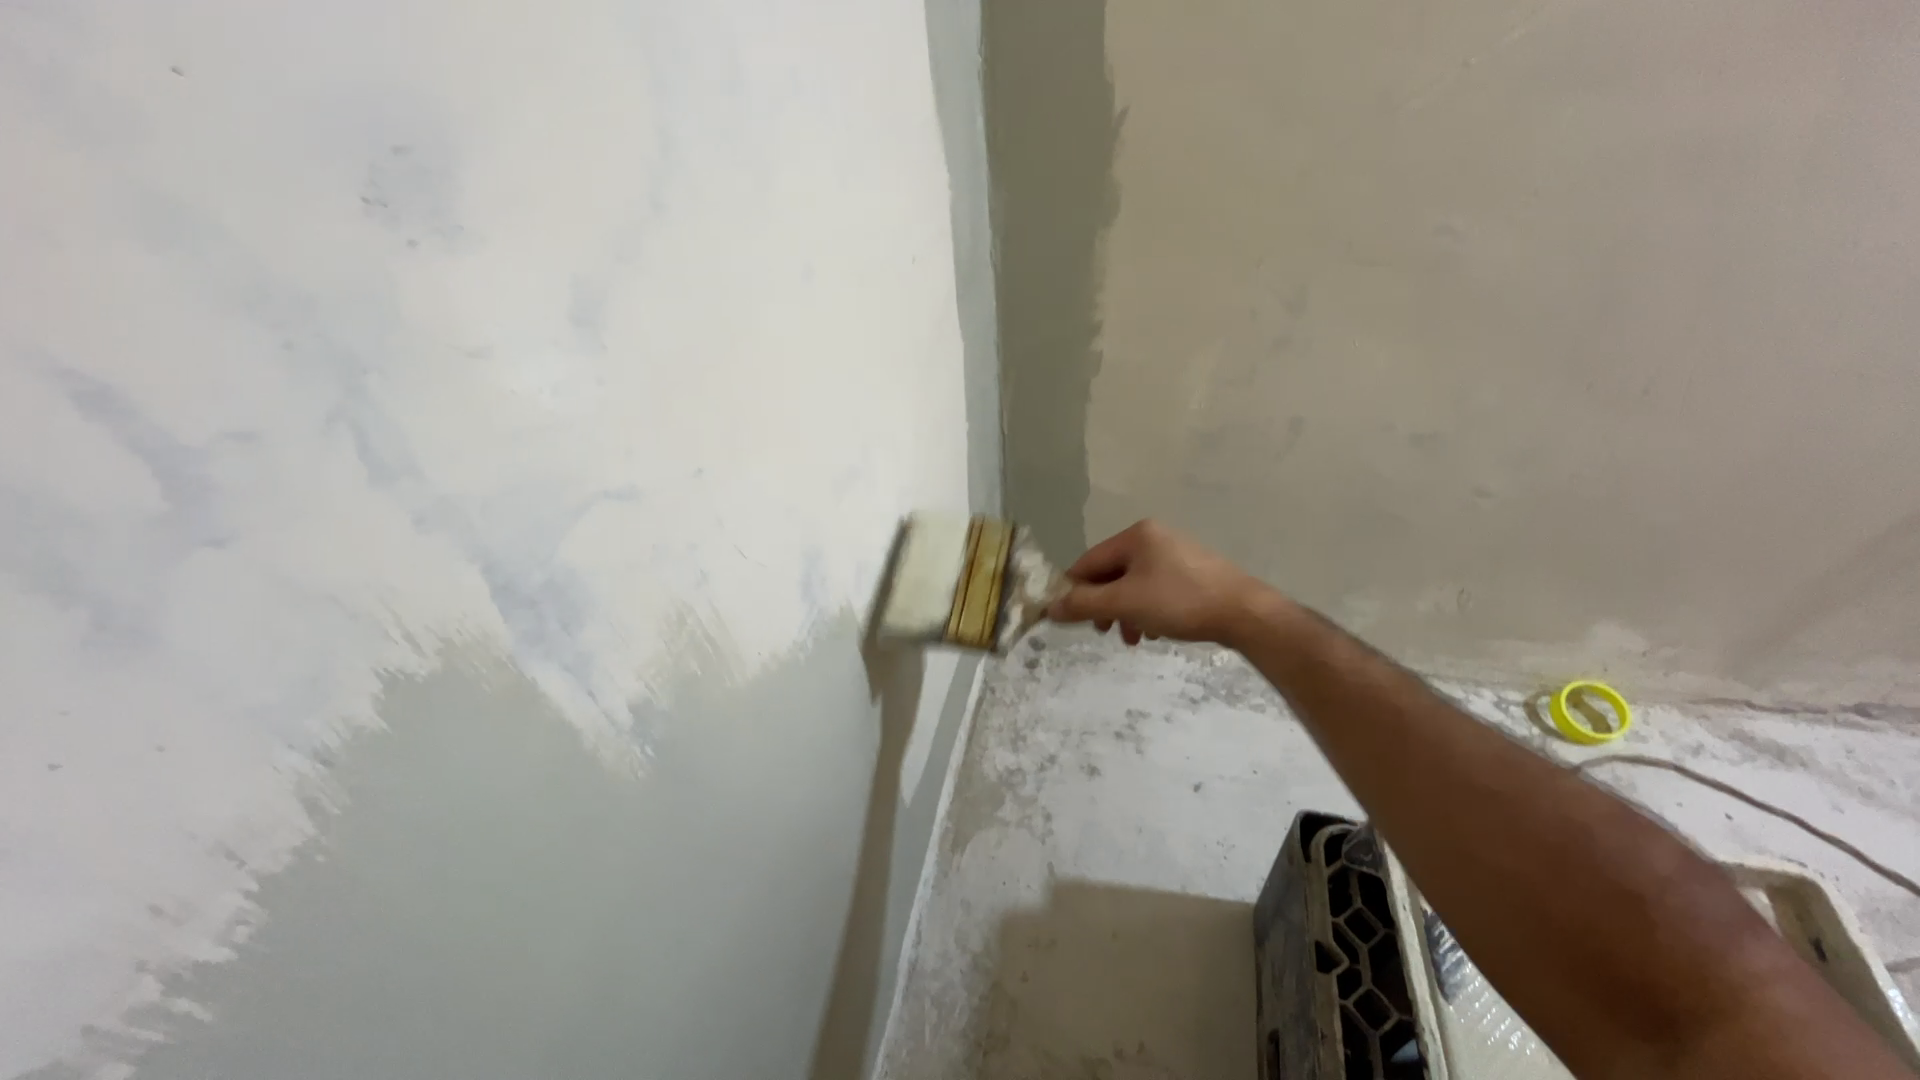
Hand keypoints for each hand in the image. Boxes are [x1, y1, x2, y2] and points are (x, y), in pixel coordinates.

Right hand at [1047, 519, 1276, 646]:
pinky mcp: (1194, 573)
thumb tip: (1049, 607)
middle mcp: (1155, 537)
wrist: (1245, 613)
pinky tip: (1157, 631)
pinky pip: (1157, 590)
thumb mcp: (1125, 603)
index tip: (1072, 620)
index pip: (1089, 562)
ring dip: (1127, 613)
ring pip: (1135, 585)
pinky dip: (1149, 610)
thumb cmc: (1180, 602)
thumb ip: (1084, 604)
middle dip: (1105, 606)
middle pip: (1112, 574)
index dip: (1075, 591)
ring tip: (1134, 639)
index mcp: (1136, 536)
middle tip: (1106, 632)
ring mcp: (1177, 554)